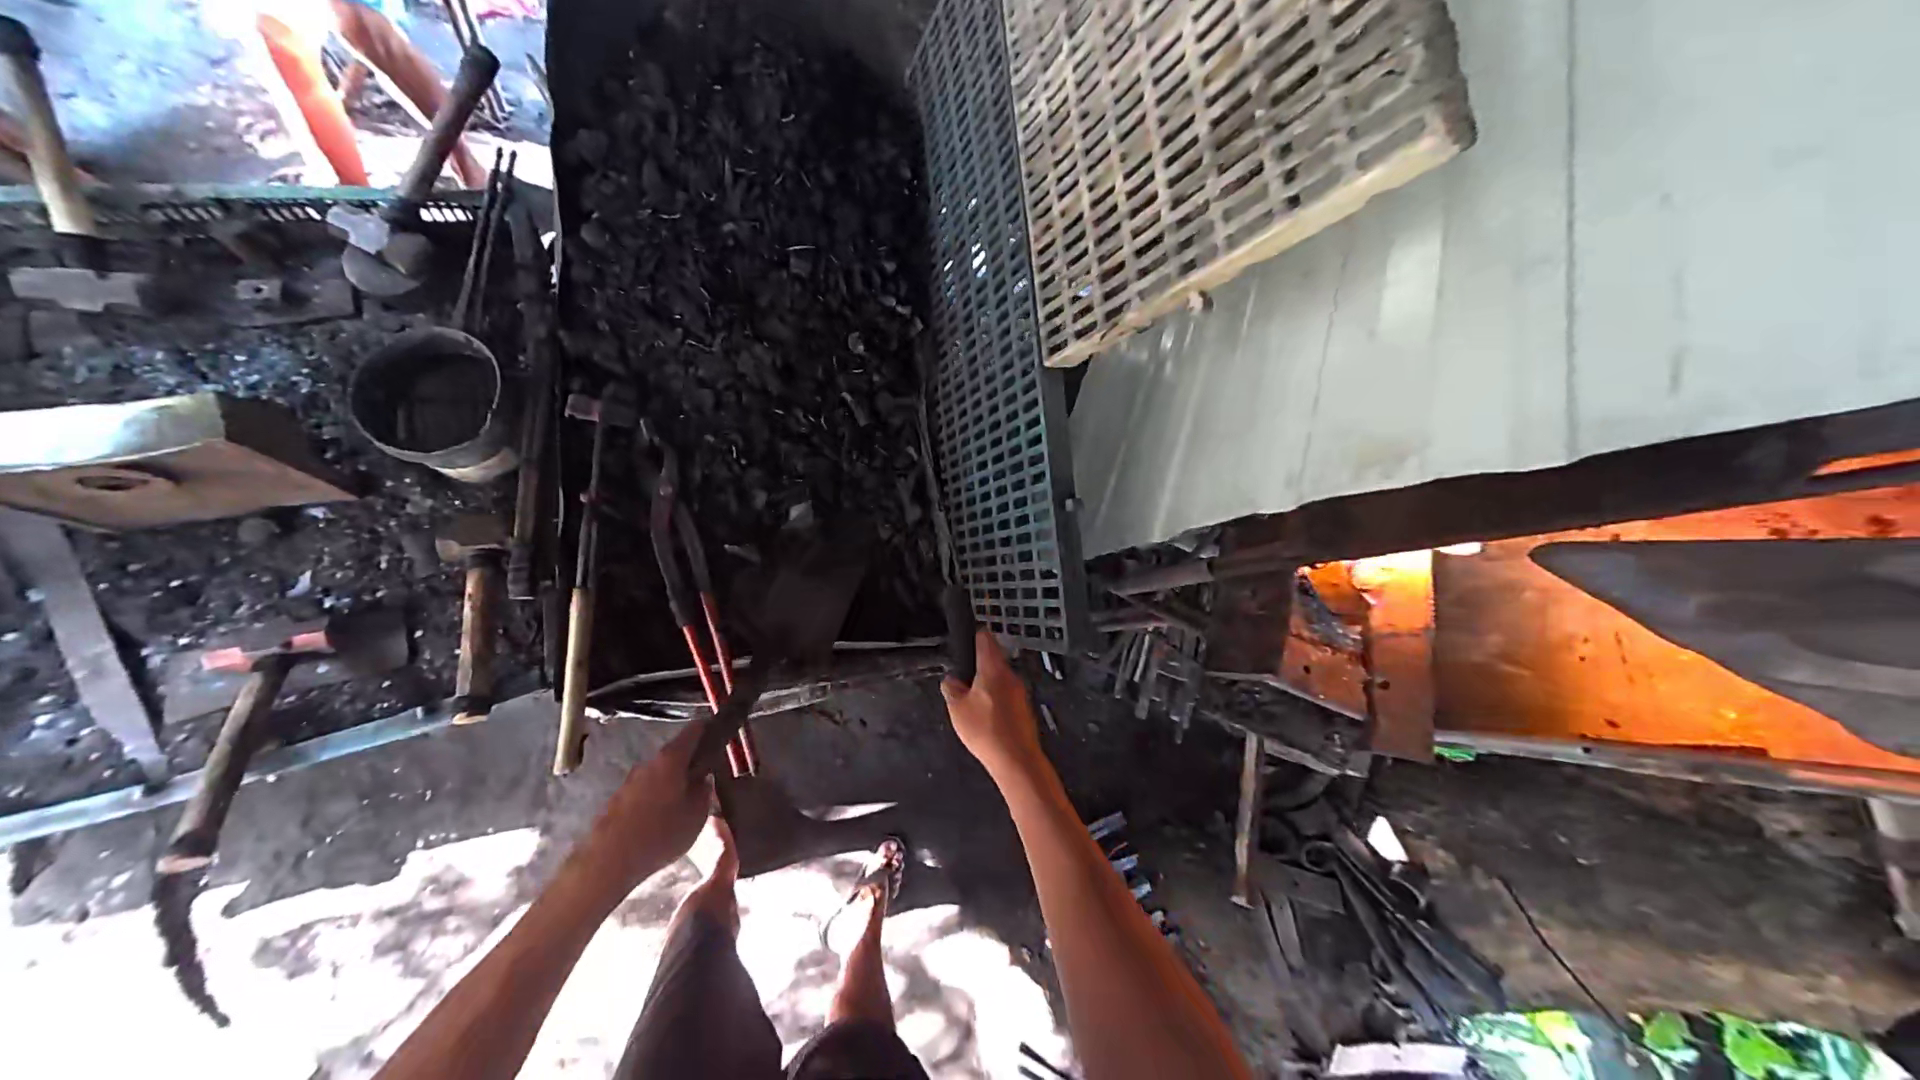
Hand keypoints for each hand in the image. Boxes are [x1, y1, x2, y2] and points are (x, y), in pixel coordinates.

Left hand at [579, 721, 711, 888]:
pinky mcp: (616, 801)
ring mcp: (629, 782)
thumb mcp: (697, 815)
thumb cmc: (660, 835)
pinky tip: (659, 822)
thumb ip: (704, 791)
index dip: (709, 728)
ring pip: (658, 775)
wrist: (606, 862)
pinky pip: (643, 793)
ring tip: (682, 807)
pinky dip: (654, 800)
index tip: (720, 732)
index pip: (694, 730)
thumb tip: (703, 779)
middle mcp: (648, 763)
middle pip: (675, 754)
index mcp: (671, 759)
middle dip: (690, 763)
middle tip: (704, 780)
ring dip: (671, 784)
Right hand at [941, 630, 1044, 780]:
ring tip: (972, 703)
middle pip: (993, 660)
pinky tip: (987, 717)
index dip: (975, 635)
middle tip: (963, 678)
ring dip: (987, 685)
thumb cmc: (986, 731)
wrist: (1016, 759)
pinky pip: (1007, 696)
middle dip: (978, 666)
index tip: (968, 637)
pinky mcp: (1024, 709)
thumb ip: (952, 689)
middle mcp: (1010, 675)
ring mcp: (1020, 692)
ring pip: (1000, 680)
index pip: (985, 639)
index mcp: (993, 668)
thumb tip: (951, 681)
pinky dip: (996, 701)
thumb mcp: (957, 709)